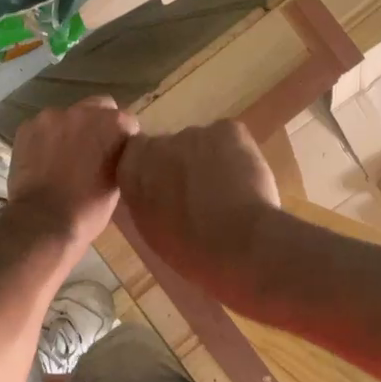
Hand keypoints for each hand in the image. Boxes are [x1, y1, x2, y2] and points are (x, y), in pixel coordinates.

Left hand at [6, 96, 138, 249]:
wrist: (43, 221)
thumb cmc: (88, 209)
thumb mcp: (117, 182)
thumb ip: (118, 155)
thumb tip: (114, 149)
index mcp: (113, 124)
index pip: (126, 121)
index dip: (122, 138)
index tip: (116, 154)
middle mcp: (83, 111)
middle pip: (98, 108)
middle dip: (97, 124)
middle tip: (90, 151)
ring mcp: (51, 116)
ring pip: (66, 116)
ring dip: (68, 130)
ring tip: (62, 158)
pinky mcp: (26, 126)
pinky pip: (41, 127)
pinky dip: (44, 139)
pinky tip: (42, 161)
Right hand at [117, 120, 281, 284]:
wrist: (241, 245)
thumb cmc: (193, 251)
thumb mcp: (153, 230)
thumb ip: (147, 201)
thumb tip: (158, 193)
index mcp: (132, 170)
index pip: (136, 155)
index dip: (156, 169)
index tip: (168, 188)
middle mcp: (158, 144)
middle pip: (169, 147)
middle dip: (183, 165)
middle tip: (202, 195)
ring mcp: (193, 133)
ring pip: (202, 144)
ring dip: (212, 162)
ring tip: (231, 195)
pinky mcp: (228, 130)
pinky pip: (231, 138)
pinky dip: (239, 155)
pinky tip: (248, 184)